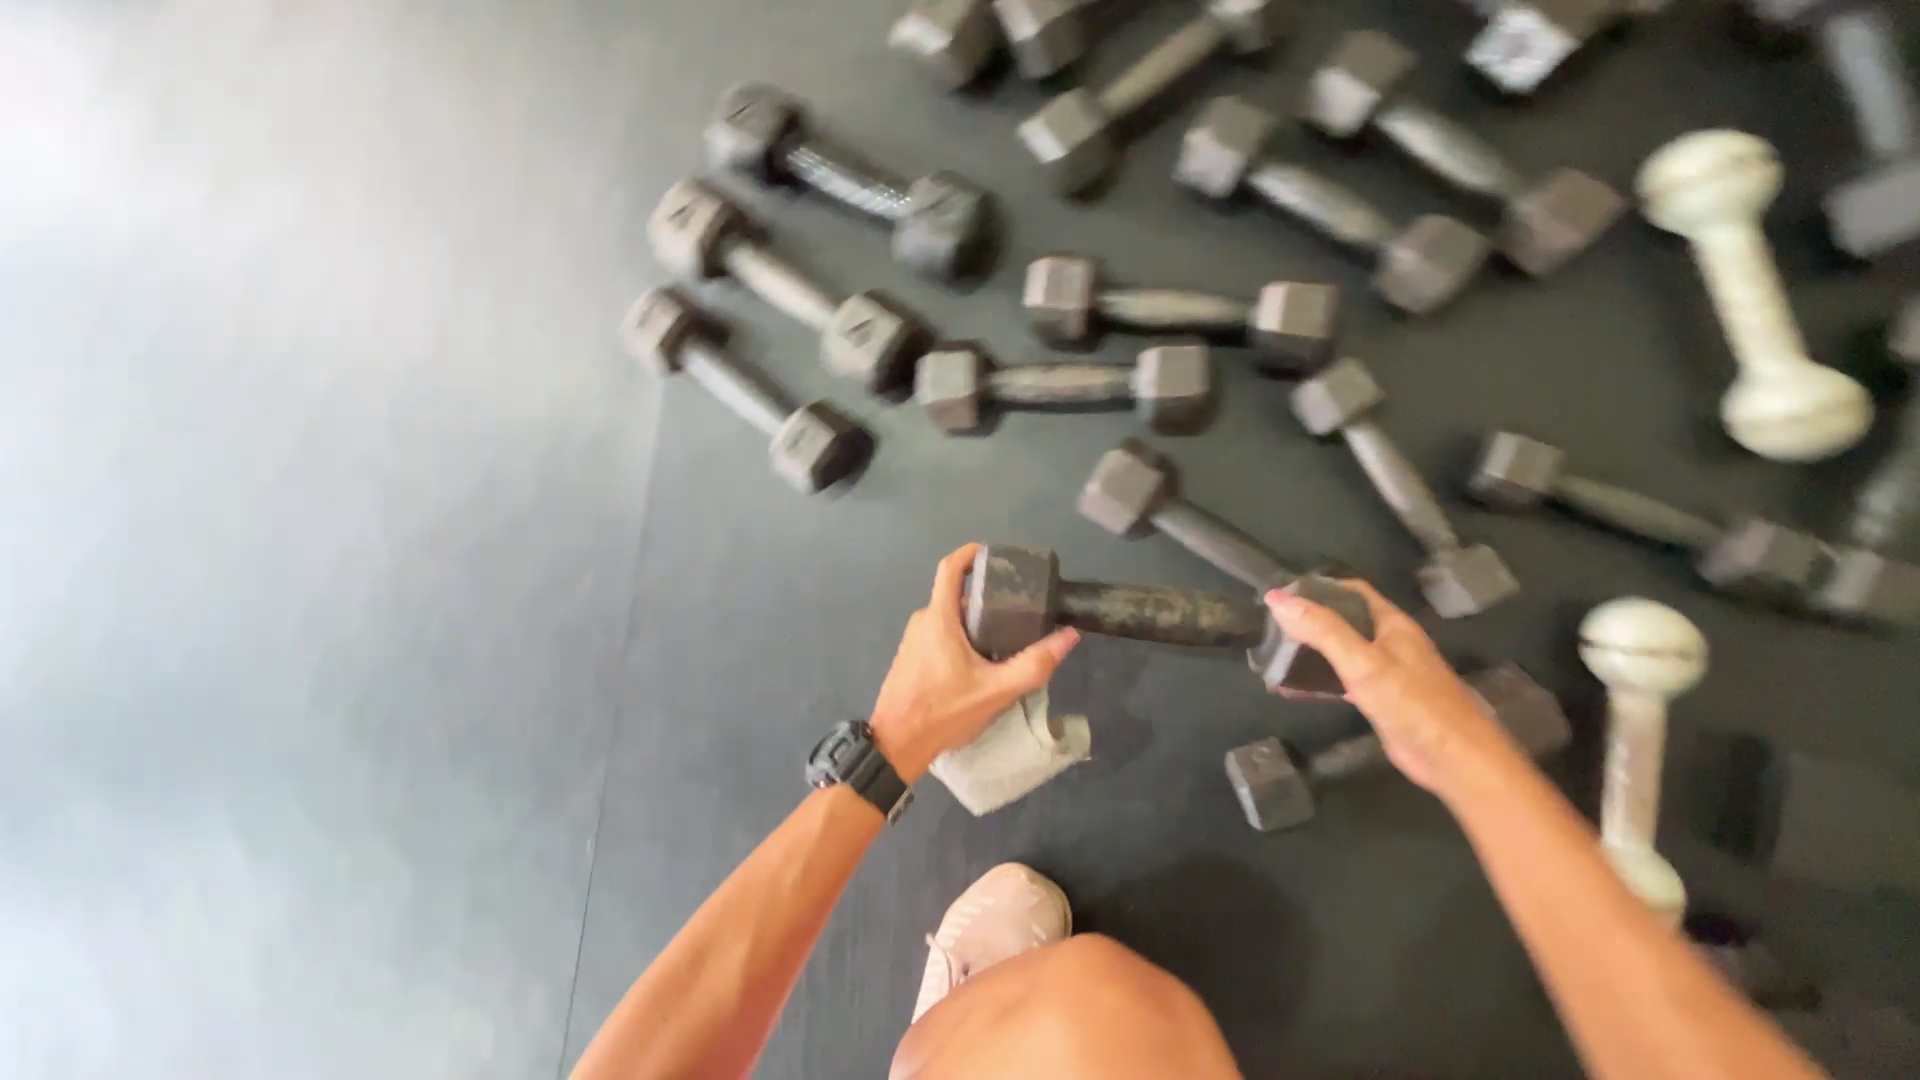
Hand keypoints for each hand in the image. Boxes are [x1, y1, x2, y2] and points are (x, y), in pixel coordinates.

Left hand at [869, 544, 1080, 782]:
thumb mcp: (997, 691)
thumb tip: (1069, 636)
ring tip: (1007, 642)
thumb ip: (1035, 664)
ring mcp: (913, 640)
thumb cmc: (943, 712)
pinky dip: (962, 641)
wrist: (897, 745)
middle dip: (987, 601)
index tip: (992, 553)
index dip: (970, 553)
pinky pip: (940, 637)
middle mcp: (923, 621)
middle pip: (958, 598)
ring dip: (976, 626)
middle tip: (1019, 614)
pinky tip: (981, 665)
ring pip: (950, 620)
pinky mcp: (911, 658)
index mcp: (939, 618)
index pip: (950, 569)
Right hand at [1265, 581, 1519, 796]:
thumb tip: (1275, 597)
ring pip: (1341, 651)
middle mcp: (1390, 643)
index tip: (1281, 593)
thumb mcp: (1362, 662)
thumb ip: (1322, 630)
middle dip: (1309, 620)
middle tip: (1269, 625)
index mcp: (1392, 624)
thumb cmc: (1412, 703)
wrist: (1454, 759)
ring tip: (1272, 653)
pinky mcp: (1380, 701)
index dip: (1318, 588)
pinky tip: (1290, 687)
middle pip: (1344, 621)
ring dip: (1311, 650)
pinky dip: (1317, 680)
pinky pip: (1341, 681)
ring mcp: (1386, 673)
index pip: (1352, 591)